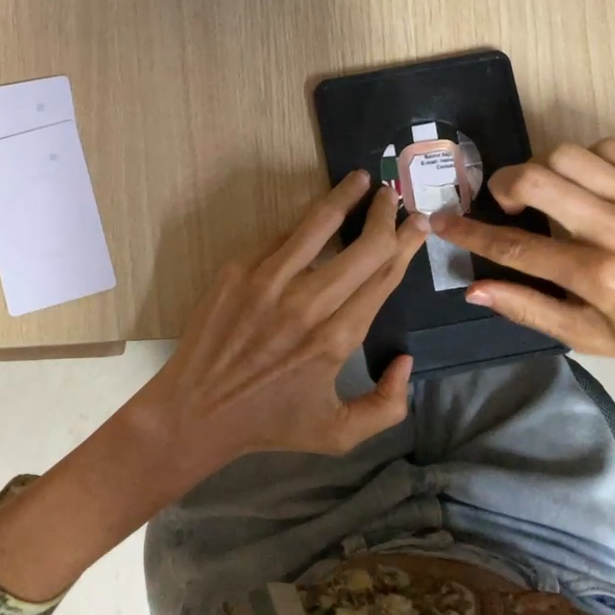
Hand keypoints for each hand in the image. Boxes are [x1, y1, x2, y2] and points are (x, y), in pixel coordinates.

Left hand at [127, 171, 429, 472]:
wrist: (195, 410)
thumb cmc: (271, 422)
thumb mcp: (339, 434)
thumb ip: (387, 405)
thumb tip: (407, 359)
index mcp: (337, 339)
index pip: (384, 275)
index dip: (407, 243)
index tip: (419, 223)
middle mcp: (307, 303)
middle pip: (362, 245)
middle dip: (385, 214)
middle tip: (394, 196)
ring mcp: (268, 281)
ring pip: (319, 223)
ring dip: (345, 196)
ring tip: (361, 179)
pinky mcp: (237, 269)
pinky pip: (280, 236)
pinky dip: (303, 223)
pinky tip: (316, 215)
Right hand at [432, 139, 614, 380]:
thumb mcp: (596, 339)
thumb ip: (531, 310)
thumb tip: (474, 290)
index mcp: (598, 278)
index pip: (514, 247)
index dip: (469, 233)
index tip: (440, 221)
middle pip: (536, 182)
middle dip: (505, 185)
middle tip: (506, 201)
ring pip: (569, 156)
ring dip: (545, 169)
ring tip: (551, 190)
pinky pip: (610, 148)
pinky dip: (587, 160)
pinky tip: (590, 182)